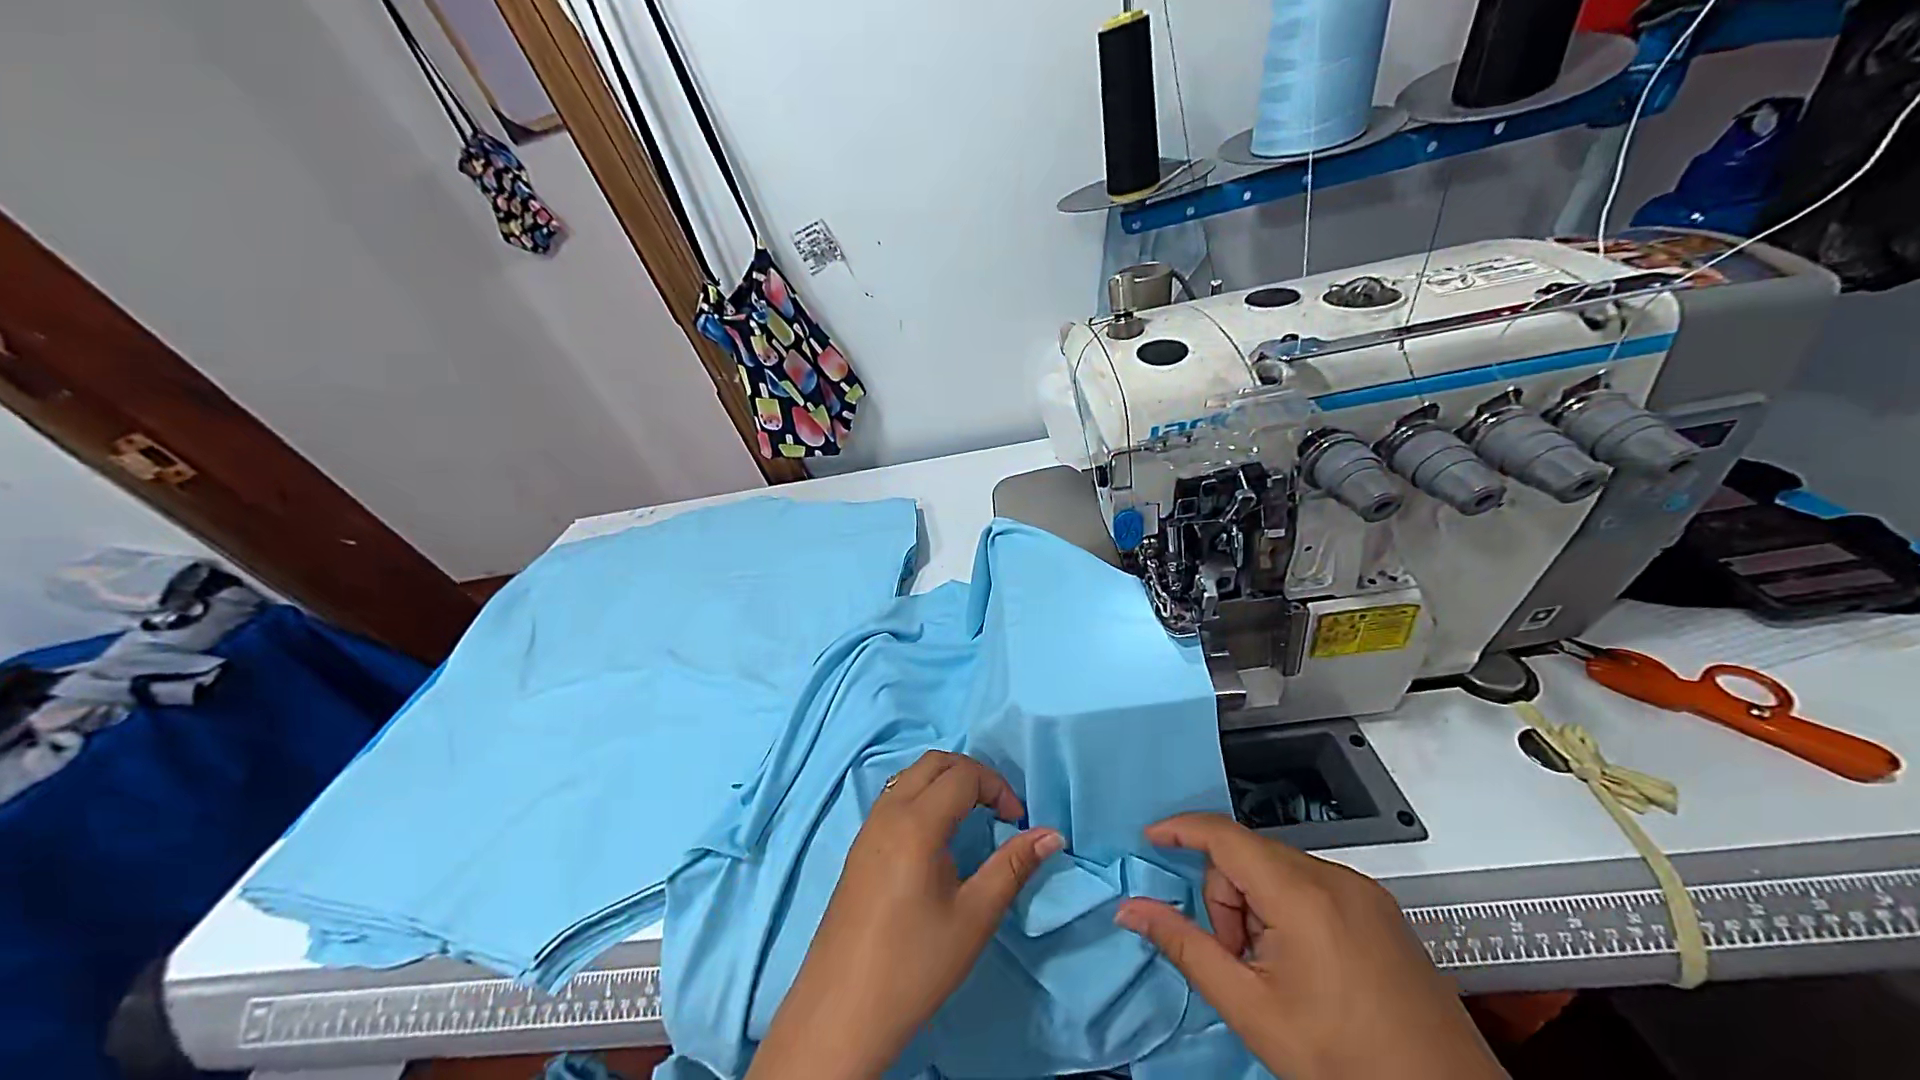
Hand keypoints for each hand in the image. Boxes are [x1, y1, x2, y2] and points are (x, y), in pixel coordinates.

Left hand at [746, 750, 1064, 1079]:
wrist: (842, 1010)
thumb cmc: (915, 963)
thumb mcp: (975, 916)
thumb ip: (1013, 866)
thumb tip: (1052, 834)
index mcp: (916, 823)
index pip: (963, 775)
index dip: (997, 788)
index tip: (1017, 821)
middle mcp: (888, 813)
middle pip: (934, 762)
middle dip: (973, 774)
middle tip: (998, 809)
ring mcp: (868, 828)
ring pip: (911, 776)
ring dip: (946, 781)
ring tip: (973, 818)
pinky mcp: (859, 847)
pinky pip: (895, 797)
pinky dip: (924, 796)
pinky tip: (938, 837)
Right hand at [1116, 813, 1504, 1079]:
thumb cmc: (1344, 1059)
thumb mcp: (1249, 1006)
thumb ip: (1184, 946)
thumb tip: (1132, 909)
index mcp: (1301, 894)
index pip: (1224, 834)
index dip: (1180, 829)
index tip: (1150, 839)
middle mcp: (1336, 877)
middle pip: (1249, 856)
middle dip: (1228, 899)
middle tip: (1239, 959)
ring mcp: (1363, 891)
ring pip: (1278, 871)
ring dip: (1258, 908)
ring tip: (1275, 971)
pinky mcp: (1380, 908)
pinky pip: (1311, 885)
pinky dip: (1288, 910)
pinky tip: (1303, 964)